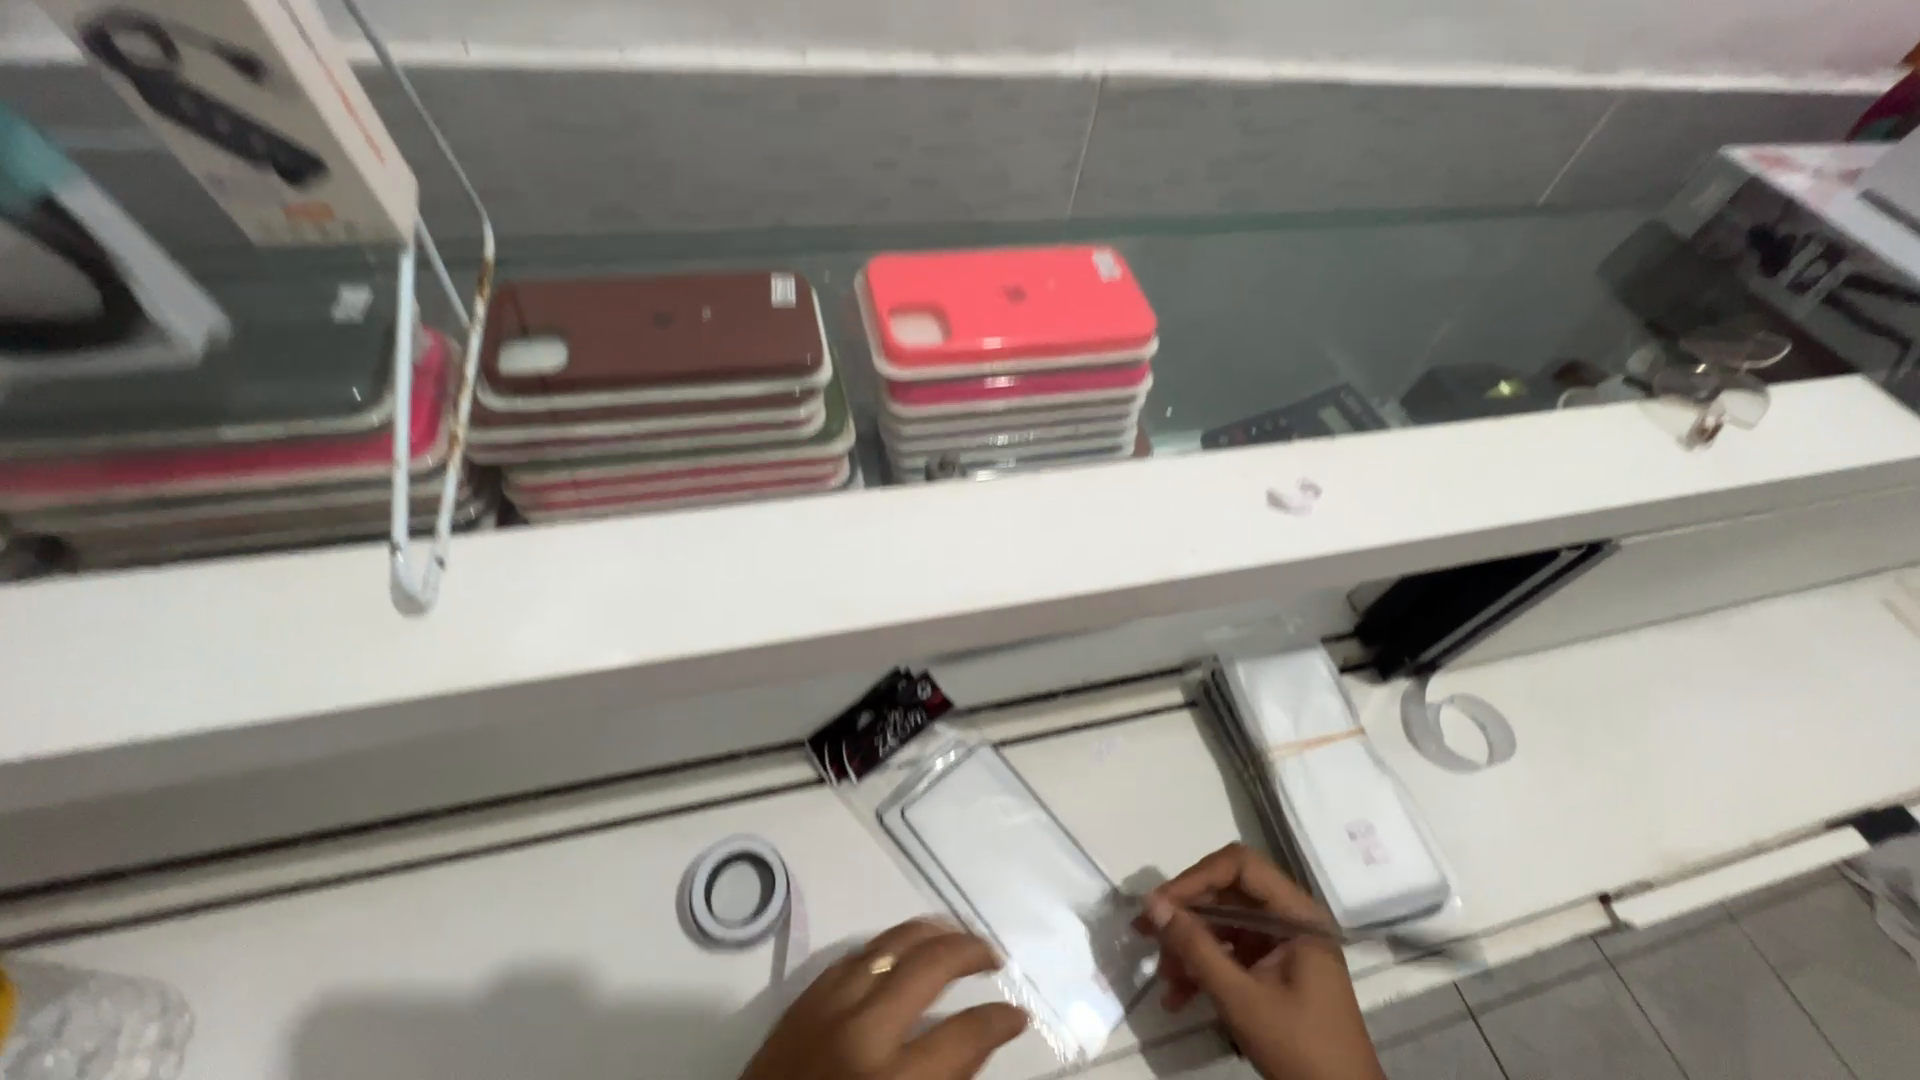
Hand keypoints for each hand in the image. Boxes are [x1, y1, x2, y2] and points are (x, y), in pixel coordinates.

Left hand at [740, 918, 1028, 1079]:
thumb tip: (976, 1042)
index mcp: (892, 1079)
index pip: (965, 1033)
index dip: (1000, 1020)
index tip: (1017, 1015)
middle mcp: (862, 1032)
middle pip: (931, 965)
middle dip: (972, 952)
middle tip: (994, 957)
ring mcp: (827, 1008)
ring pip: (890, 944)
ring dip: (931, 932)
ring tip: (956, 935)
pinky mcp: (802, 1000)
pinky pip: (853, 955)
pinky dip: (886, 946)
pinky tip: (903, 949)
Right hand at [1140, 844, 1385, 1079]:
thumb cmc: (1300, 1047)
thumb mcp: (1240, 998)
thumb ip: (1195, 947)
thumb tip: (1152, 904)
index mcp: (1297, 915)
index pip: (1240, 867)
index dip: (1196, 878)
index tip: (1161, 905)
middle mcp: (1290, 920)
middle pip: (1227, 894)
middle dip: (1185, 916)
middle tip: (1145, 934)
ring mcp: (1282, 945)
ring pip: (1223, 925)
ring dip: (1189, 947)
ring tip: (1162, 976)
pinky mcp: (1273, 970)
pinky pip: (1231, 953)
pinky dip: (1203, 969)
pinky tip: (1178, 996)